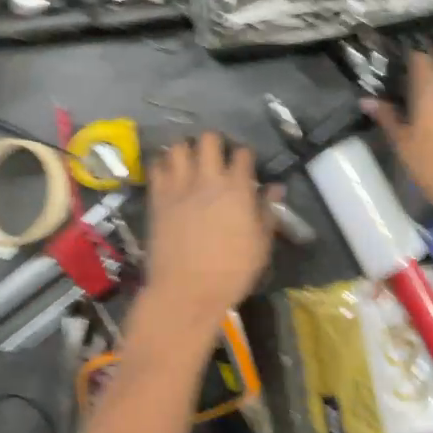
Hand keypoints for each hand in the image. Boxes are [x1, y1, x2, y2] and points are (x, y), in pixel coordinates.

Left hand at [142, 132, 280, 324]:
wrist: (186, 293)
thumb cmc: (230, 273)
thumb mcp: (260, 246)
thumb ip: (267, 212)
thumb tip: (276, 188)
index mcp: (237, 189)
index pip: (242, 154)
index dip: (244, 156)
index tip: (244, 165)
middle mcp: (208, 179)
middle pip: (209, 139)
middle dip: (214, 143)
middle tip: (214, 157)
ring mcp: (180, 186)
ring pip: (179, 146)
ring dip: (185, 150)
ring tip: (189, 162)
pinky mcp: (158, 197)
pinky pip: (156, 167)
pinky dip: (162, 165)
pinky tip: (168, 174)